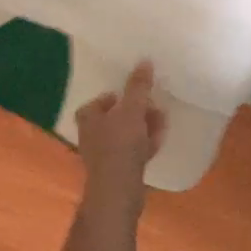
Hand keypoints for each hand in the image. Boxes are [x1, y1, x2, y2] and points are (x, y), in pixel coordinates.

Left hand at [73, 60, 166, 213]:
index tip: (134, 95)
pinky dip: (144, 144)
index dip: (115, 97)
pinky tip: (159, 141)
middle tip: (154, 108)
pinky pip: (132, 151)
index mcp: (88, 118)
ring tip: (162, 122)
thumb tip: (144, 61)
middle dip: (137, 111)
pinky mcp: (116, 170)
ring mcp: (103, 155)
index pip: (97, 101)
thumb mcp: (132, 110)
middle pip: (114, 118)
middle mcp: (91, 135)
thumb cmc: (120, 144)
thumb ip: (138, 86)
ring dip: (143, 127)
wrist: (118, 189)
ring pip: (125, 135)